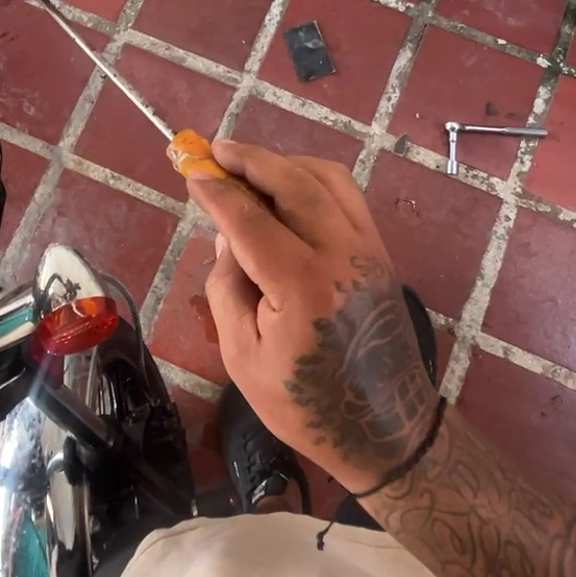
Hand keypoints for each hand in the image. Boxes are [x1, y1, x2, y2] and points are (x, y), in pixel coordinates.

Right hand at [187, 141, 439, 492]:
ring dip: (285, 162)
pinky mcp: (379, 251)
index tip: (192, 172)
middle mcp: (340, 254)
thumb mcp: (242, 357)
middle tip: (216, 149)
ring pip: (327, 178)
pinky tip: (289, 186)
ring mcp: (367, 248)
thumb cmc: (303, 403)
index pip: (250, 219)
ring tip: (250, 164)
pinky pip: (347, 195)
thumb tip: (228, 235)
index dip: (217, 192)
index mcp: (302, 286)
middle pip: (294, 183)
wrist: (383, 427)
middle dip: (251, 159)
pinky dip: (314, 177)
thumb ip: (228, 288)